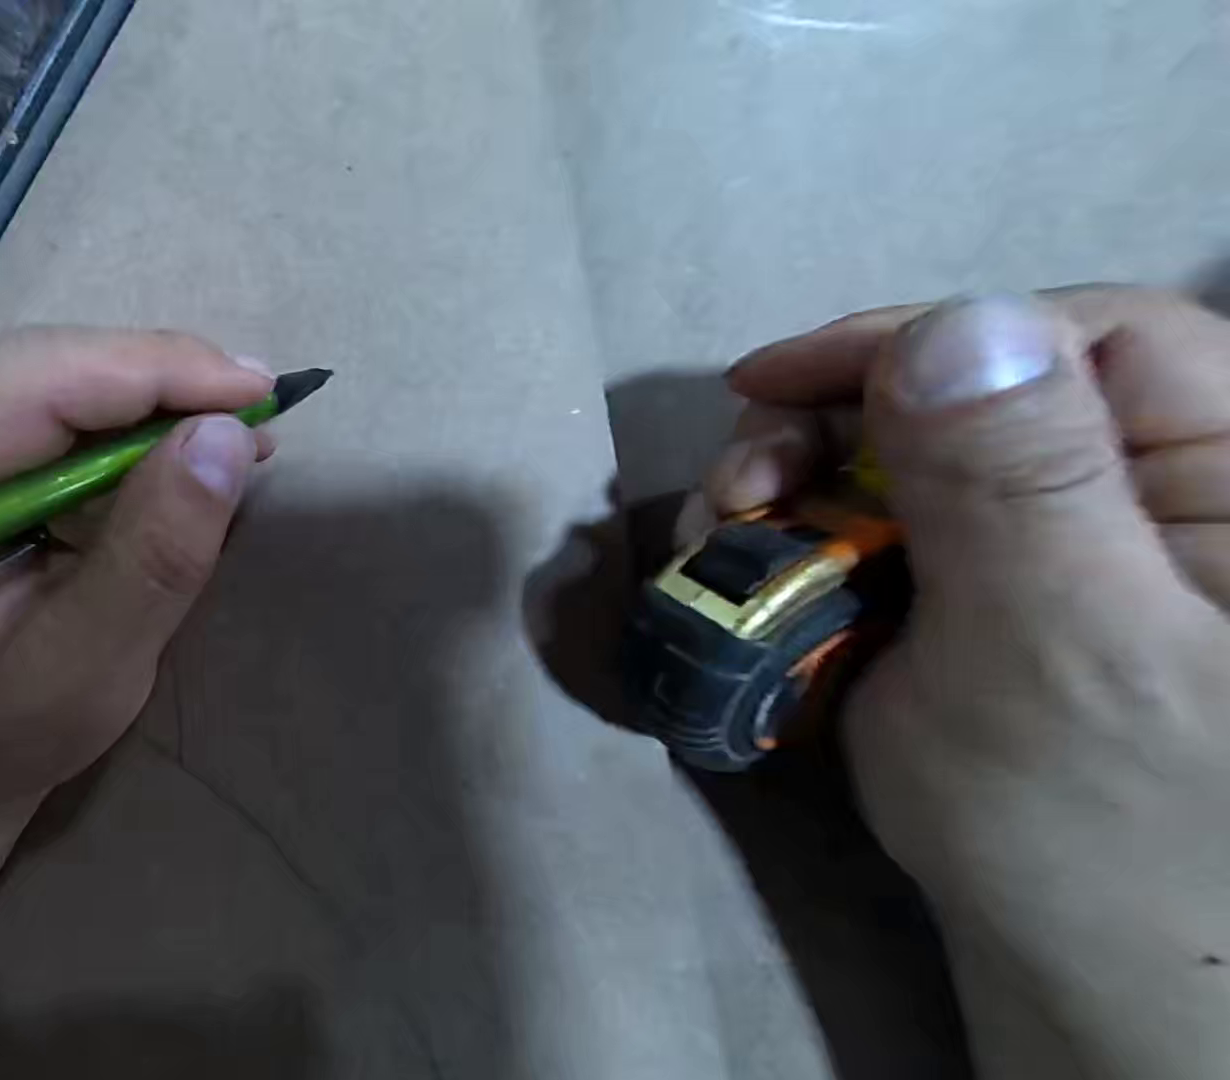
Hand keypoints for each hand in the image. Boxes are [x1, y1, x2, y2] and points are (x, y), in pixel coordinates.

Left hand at [0, 329, 273, 812]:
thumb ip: (153, 558)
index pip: (19, 394)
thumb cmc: (10, 738)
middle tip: (255, 400)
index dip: (144, 374)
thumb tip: (225, 437)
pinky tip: (192, 441)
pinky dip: (139, 421)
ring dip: (156, 394)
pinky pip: (63, 416)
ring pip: (56, 382)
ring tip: (238, 423)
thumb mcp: (90, 671)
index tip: (251, 390)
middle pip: (37, 372)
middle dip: (158, 376)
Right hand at [705, 289, 1229, 1076]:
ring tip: (728, 533)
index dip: (910, 341)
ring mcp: (1024, 531)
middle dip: (813, 423)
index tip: (767, 379)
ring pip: (873, 449)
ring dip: (777, 479)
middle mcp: (1128, 485)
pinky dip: (775, 526)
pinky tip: (742, 559)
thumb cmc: (1100, 821)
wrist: (1078, 945)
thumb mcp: (1057, 650)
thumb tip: (952, 328)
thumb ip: (1012, 487)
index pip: (1075, 339)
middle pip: (945, 387)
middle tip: (739, 488)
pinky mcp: (947, 572)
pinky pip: (842, 512)